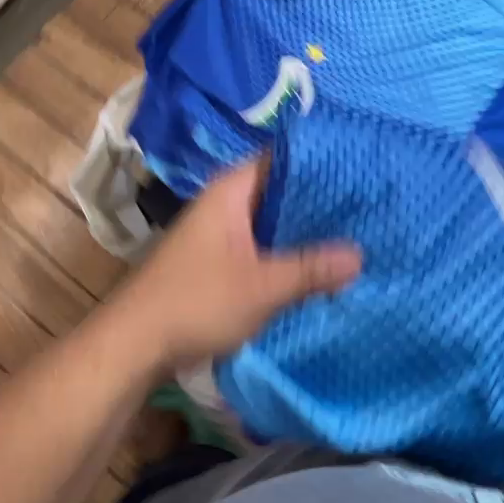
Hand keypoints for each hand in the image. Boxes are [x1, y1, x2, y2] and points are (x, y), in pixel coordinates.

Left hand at [101, 157, 361, 369]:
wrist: (135, 343)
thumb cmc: (197, 301)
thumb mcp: (262, 286)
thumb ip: (311, 268)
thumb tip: (361, 254)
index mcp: (230, 191)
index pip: (281, 159)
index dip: (319, 163)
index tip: (361, 171)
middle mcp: (223, 204)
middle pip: (278, 193)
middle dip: (318, 204)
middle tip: (369, 209)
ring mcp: (217, 234)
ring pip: (270, 225)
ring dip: (303, 234)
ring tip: (355, 237)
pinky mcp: (216, 263)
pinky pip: (260, 249)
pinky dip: (285, 256)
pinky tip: (318, 270)